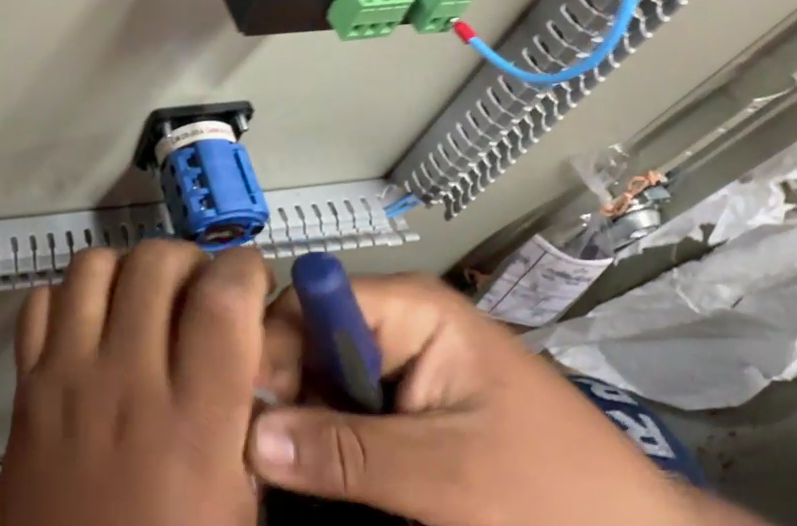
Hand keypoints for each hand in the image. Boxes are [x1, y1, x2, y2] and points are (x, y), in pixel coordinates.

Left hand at [0, 241, 270, 525]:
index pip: (220, 298)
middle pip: (154, 264)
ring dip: (126, 270)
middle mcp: (127, 380)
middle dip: (186, 260)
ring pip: (92, 267)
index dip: (243, 269)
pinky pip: (38, 304)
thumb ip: (247, 415)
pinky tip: (87, 327)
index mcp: (194, 418)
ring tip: (141, 298)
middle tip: (196, 287)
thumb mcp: (236, 498)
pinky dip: (67, 299)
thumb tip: (248, 344)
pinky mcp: (25, 388)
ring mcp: (67, 377)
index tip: (250, 275)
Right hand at [248, 275, 765, 525]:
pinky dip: (320, 445)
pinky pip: (343, 413)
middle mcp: (398, 324)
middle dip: (276, 393)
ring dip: (294, 426)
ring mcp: (402, 366)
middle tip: (247, 454)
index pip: (304, 302)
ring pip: (317, 381)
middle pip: (304, 340)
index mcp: (409, 309)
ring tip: (267, 472)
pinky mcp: (407, 409)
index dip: (266, 348)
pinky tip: (303, 478)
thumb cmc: (555, 493)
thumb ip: (344, 452)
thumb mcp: (447, 475)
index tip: (241, 412)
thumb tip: (247, 437)